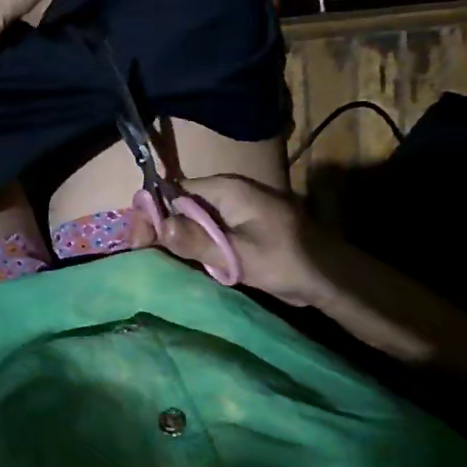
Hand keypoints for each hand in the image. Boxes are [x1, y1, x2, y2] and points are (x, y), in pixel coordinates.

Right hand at [127, 174, 333, 306]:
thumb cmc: (287, 262)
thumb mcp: (240, 255)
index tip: (137, 242)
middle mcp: (226, 193)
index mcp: (226, 189)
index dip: (150, 213)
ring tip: (151, 259)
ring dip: (172, 237)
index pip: (173, 192)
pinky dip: (190, 243)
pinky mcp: (238, 228)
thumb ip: (198, 241)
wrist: (329, 277)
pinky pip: (206, 230)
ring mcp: (233, 210)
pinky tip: (176, 261)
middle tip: (141, 254)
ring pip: (190, 219)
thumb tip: (157, 225)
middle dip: (157, 225)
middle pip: (178, 203)